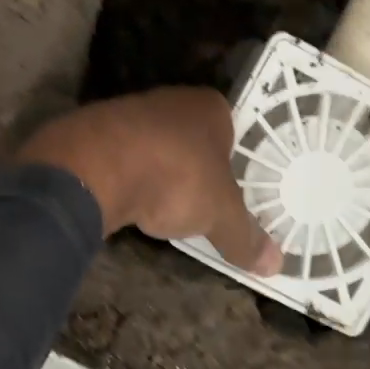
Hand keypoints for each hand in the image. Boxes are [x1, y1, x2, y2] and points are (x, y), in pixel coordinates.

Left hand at [17, 88, 282, 276]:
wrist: (99, 168)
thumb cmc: (175, 178)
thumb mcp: (220, 214)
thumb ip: (244, 237)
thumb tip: (274, 266)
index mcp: (211, 107)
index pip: (231, 132)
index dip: (232, 162)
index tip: (230, 190)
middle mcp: (171, 102)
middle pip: (189, 140)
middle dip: (192, 169)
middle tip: (197, 203)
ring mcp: (129, 117)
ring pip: (152, 149)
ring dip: (156, 174)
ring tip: (160, 207)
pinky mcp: (94, 138)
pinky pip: (120, 162)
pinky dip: (126, 181)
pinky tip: (127, 202)